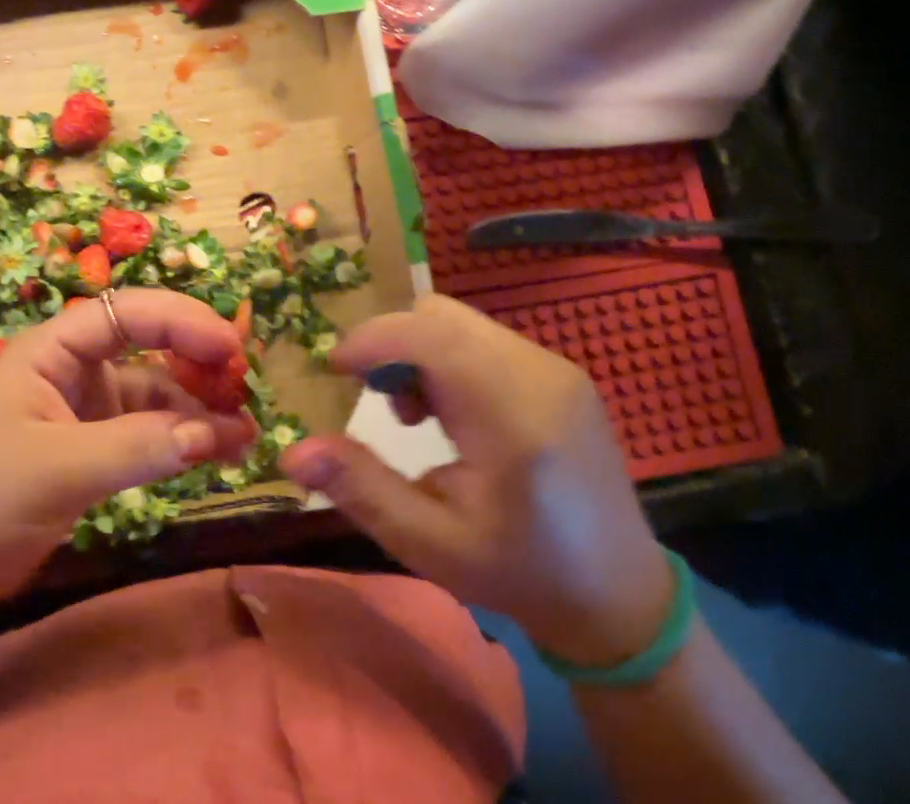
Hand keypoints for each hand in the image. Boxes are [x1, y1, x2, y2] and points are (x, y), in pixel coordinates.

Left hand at [0, 289, 257, 612]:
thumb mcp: (56, 470)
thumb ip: (136, 447)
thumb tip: (219, 432)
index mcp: (48, 351)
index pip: (124, 312)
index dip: (181, 321)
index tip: (233, 350)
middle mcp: (70, 369)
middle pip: (146, 343)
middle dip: (197, 359)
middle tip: (244, 390)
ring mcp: (84, 408)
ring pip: (155, 389)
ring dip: (199, 406)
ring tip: (244, 433)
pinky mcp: (94, 447)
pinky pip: (151, 430)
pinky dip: (184, 438)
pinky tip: (219, 452)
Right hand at [278, 294, 673, 666]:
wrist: (616, 594)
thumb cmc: (518, 572)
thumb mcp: (427, 541)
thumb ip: (361, 488)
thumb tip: (292, 453)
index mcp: (512, 417)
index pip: (430, 335)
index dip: (370, 340)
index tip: (332, 371)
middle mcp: (540, 375)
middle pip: (440, 316)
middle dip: (390, 345)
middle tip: (373, 401)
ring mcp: (556, 370)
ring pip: (459, 324)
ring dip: (416, 352)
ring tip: (411, 415)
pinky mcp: (560, 376)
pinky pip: (483, 340)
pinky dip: (446, 359)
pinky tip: (448, 415)